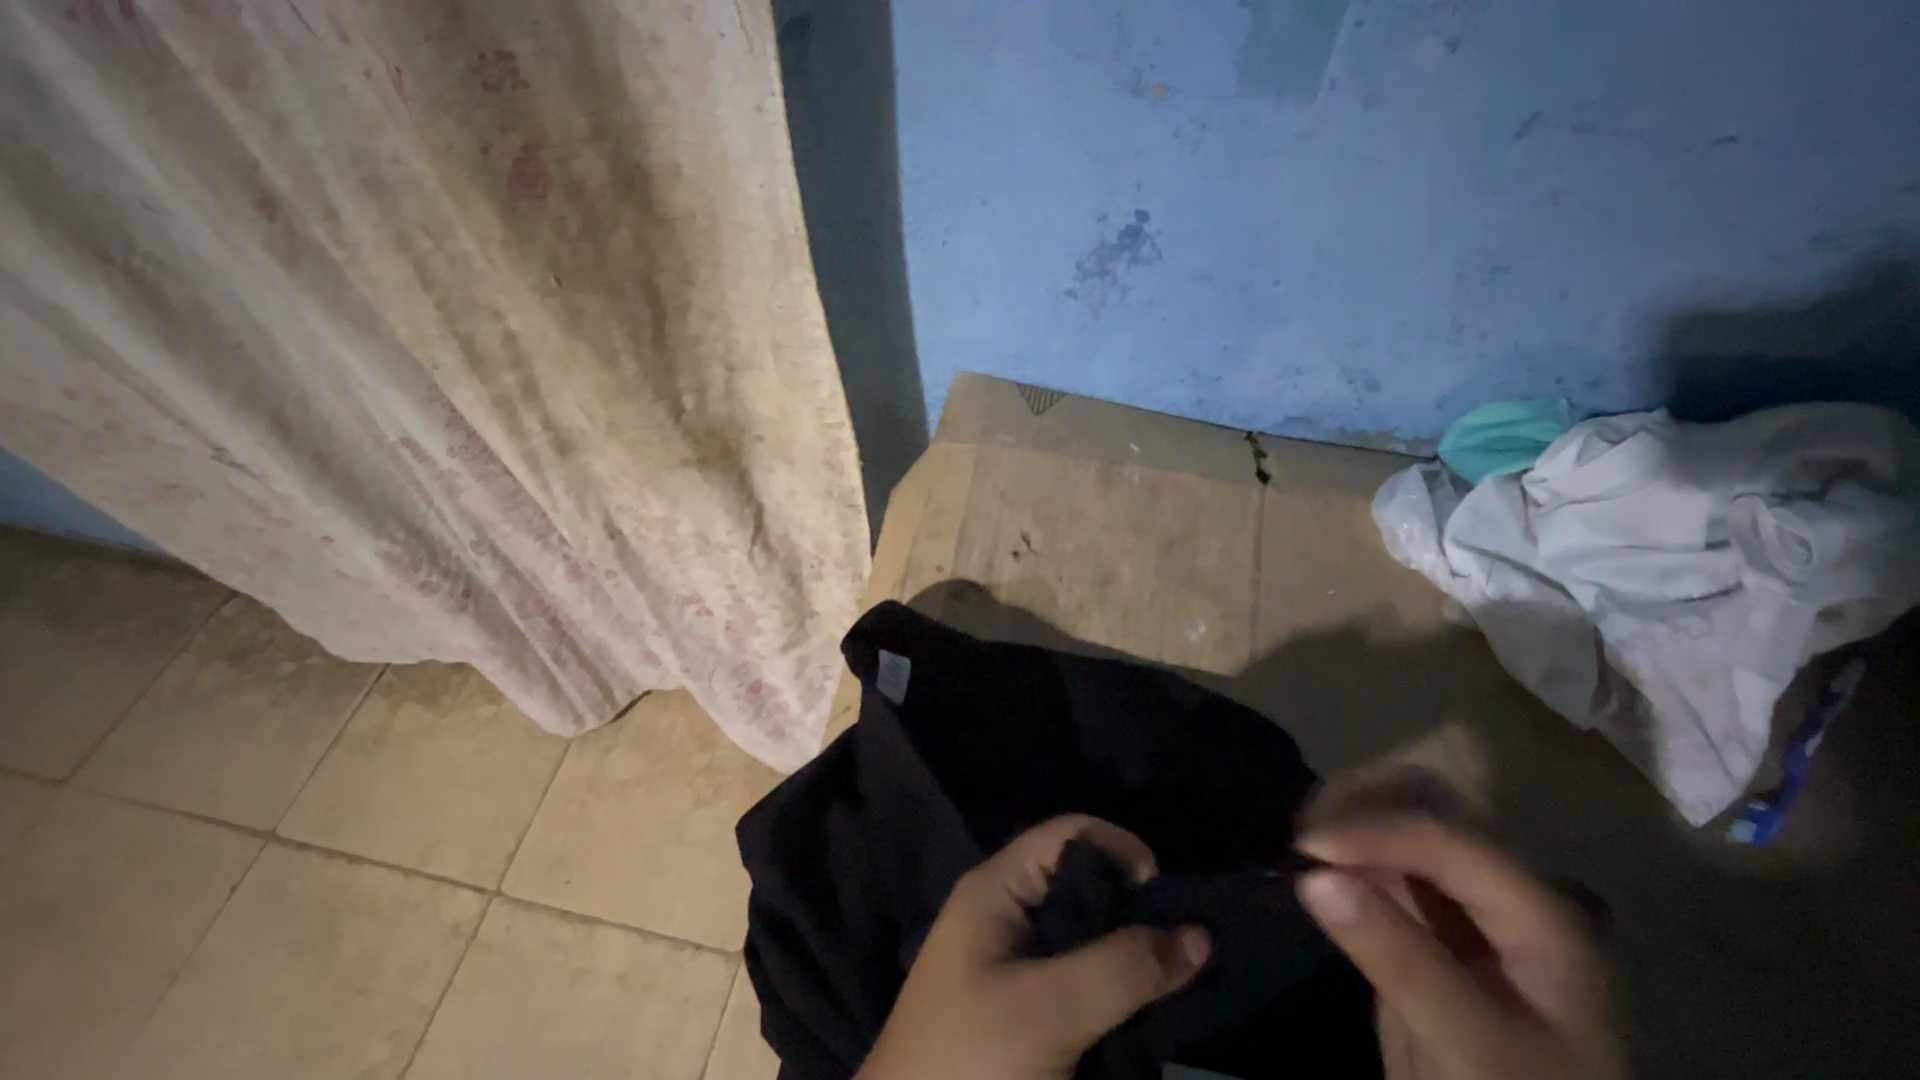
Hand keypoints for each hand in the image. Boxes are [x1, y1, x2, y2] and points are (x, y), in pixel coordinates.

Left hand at [857, 815, 1211, 1079]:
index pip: (1068, 834)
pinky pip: (1077, 977)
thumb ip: (1124, 968)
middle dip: (1133, 906)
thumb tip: (1200, 934)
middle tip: (1181, 944)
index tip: (1163, 896)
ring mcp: (1010, 962)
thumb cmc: (973, 1057)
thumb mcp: (1050, 1009)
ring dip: (1127, 951)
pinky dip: (1112, 986)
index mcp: (995, 889)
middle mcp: (1003, 913)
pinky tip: (1143, 1006)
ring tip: (1173, 976)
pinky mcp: (1020, 1007)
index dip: (1120, 848)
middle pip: (1080, 882)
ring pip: (1083, 934)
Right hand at [1296, 815, 1629, 1079]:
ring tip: (1303, 843)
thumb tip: (1313, 877)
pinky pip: (1392, 859)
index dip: (1374, 828)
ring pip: (1409, 818)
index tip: (1303, 846)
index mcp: (1541, 912)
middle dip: (1362, 802)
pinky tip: (1318, 862)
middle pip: (1435, 803)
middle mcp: (1511, 888)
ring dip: (1352, 816)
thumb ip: (1398, 959)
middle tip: (1302, 833)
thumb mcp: (1467, 1046)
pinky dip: (1351, 849)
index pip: (1450, 837)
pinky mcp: (1437, 922)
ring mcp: (1475, 904)